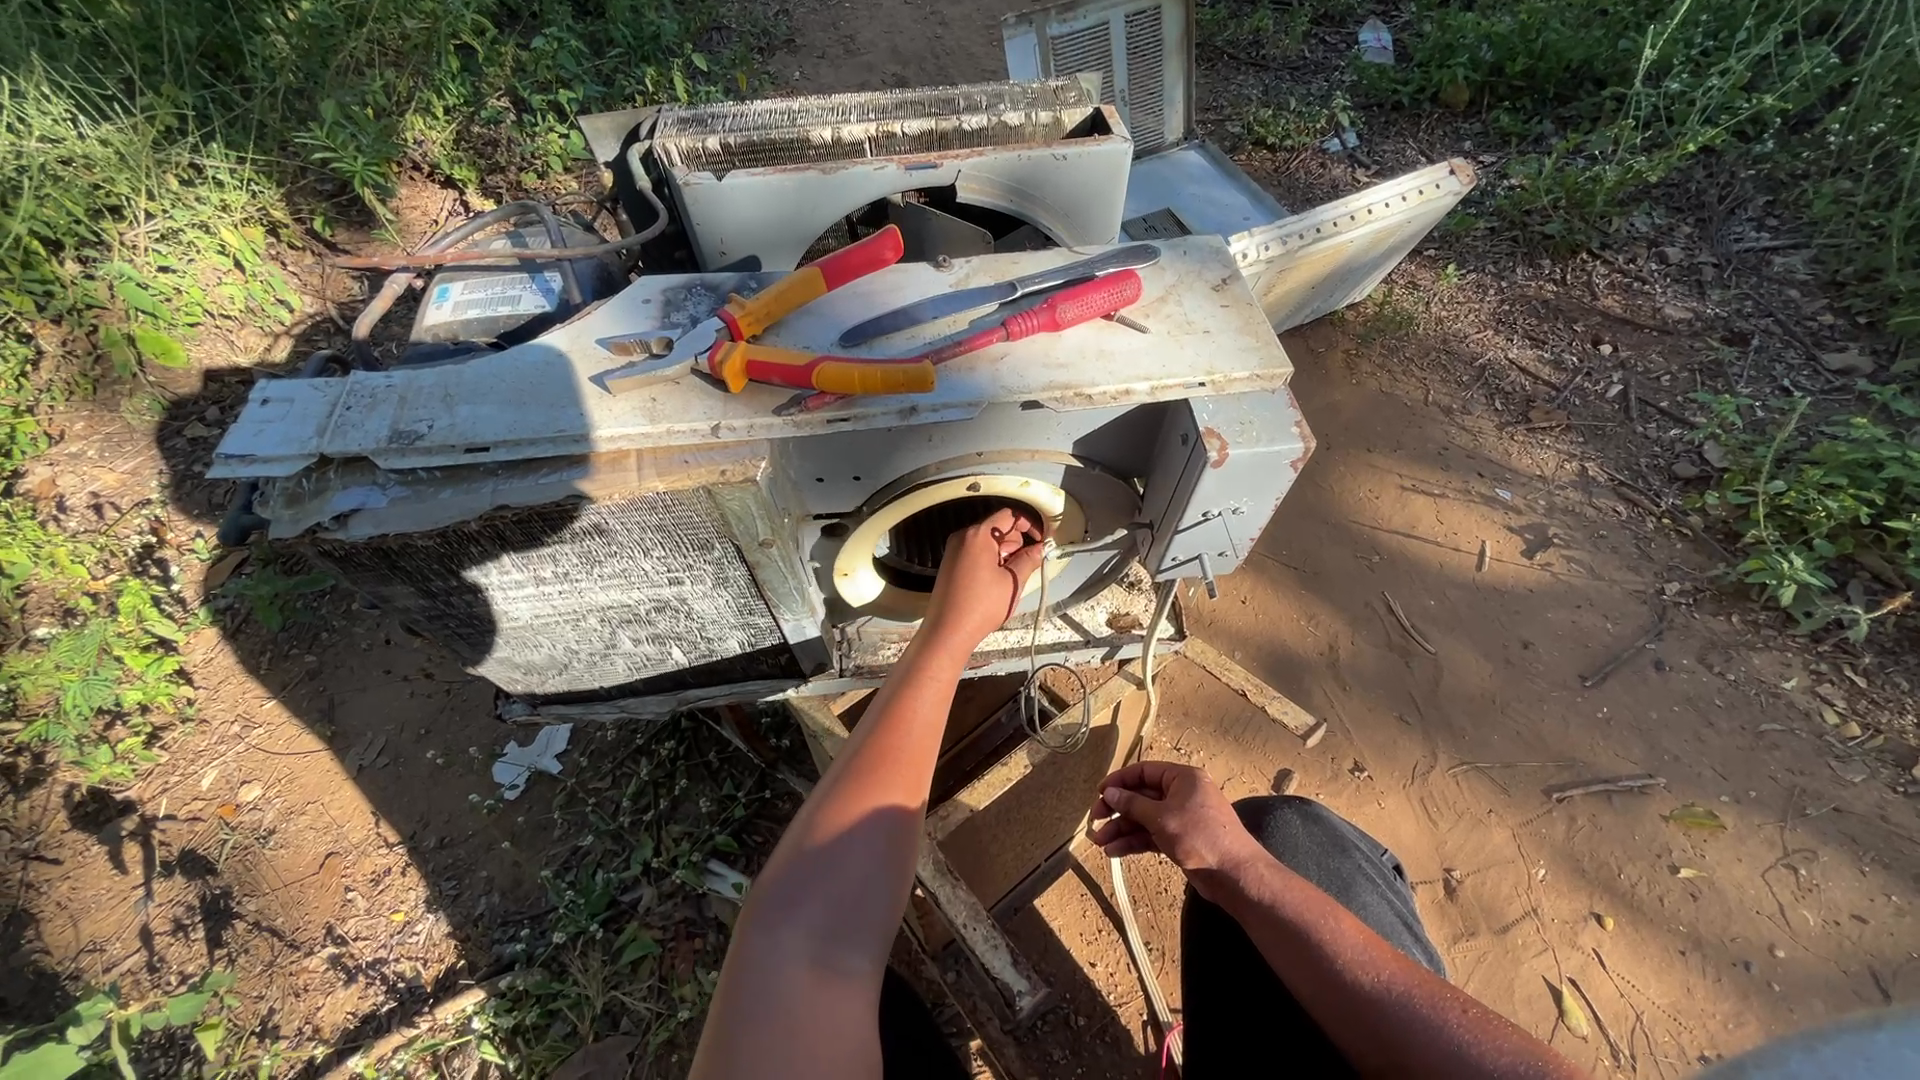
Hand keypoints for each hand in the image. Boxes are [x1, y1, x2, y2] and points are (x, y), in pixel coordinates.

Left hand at [921, 507, 1045, 649]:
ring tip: (1010, 577)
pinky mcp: (951, 564)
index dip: (1029, 524)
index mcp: (978, 536)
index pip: (1009, 516)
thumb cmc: (979, 608)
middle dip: (1016, 542)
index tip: (1040, 538)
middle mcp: (963, 538)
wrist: (948, 631)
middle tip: (1025, 564)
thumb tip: (1040, 549)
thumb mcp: (1012, 582)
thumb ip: (1029, 560)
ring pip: (987, 541)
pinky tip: (996, 581)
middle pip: (997, 527)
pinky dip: (990, 560)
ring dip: (1004, 553)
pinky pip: (976, 553)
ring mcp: (954, 550)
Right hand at [1089, 761, 1270, 897]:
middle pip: (1142, 796)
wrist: (1235, 876)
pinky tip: (1116, 850)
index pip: (1144, 771)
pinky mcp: (1180, 840)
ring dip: (1122, 829)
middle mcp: (1181, 794)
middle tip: (1095, 820)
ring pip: (1144, 819)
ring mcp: (1181, 818)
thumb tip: (1109, 792)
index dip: (1119, 781)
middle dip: (1117, 809)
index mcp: (1182, 778)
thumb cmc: (1200, 837)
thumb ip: (1132, 804)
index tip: (1099, 793)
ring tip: (1101, 842)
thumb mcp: (1161, 817)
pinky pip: (1151, 835)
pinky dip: (1134, 841)